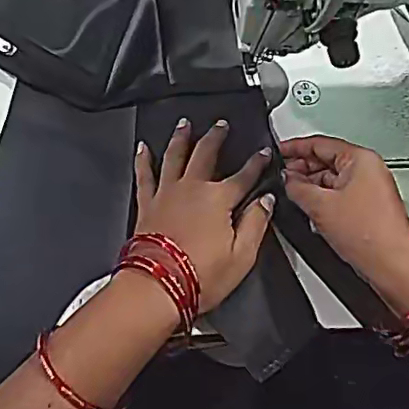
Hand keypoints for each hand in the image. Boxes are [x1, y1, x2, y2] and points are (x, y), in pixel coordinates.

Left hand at [134, 120, 274, 311]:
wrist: (158, 284)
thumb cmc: (199, 275)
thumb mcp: (242, 255)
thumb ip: (256, 223)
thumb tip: (265, 202)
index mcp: (218, 199)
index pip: (243, 176)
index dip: (256, 163)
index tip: (263, 153)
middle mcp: (191, 188)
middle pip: (206, 153)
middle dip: (216, 136)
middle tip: (221, 125)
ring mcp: (167, 193)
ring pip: (174, 155)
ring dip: (181, 137)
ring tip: (185, 124)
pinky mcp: (147, 203)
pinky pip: (144, 174)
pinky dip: (143, 159)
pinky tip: (142, 148)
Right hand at [279, 135, 408, 310]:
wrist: (393, 266)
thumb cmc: (372, 236)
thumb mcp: (320, 205)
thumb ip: (296, 187)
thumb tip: (286, 179)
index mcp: (361, 159)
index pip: (320, 143)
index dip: (294, 147)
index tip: (278, 152)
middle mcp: (368, 169)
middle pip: (325, 159)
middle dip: (301, 168)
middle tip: (282, 176)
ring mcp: (369, 188)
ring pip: (330, 178)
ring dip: (311, 185)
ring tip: (293, 195)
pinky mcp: (367, 205)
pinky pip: (338, 193)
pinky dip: (322, 198)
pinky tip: (310, 208)